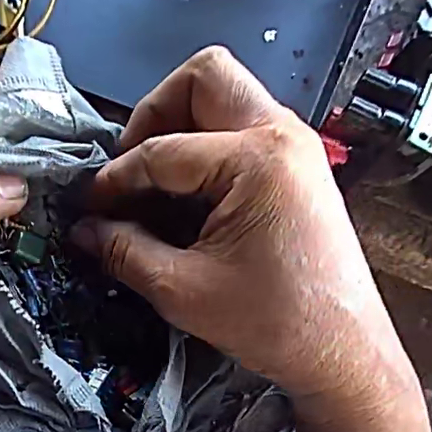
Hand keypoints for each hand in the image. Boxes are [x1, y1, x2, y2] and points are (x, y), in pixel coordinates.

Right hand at [73, 47, 415, 421]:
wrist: (342, 352)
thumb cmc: (282, 324)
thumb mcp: (182, 290)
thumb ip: (124, 251)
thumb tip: (88, 230)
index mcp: (257, 160)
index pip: (161, 150)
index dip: (115, 179)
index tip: (92, 205)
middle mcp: (282, 137)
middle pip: (202, 79)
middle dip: (152, 115)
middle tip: (129, 166)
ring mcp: (296, 150)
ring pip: (225, 98)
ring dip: (181, 130)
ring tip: (155, 185)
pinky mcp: (298, 171)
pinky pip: (242, 133)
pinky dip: (206, 153)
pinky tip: (187, 201)